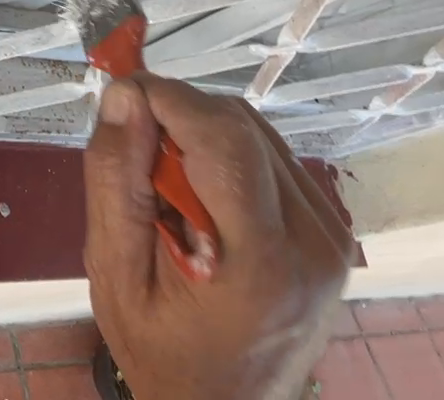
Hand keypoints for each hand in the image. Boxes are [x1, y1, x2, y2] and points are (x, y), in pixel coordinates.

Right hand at [84, 74, 354, 399]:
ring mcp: (331, 235)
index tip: (120, 94)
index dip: (168, 98)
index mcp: (261, 263)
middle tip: (130, 144)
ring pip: (255, 130)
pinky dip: (223, 149)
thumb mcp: (113, 271)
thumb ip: (116, 179)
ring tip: (161, 174)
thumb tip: (123, 96)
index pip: (223, 141)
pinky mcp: (330, 229)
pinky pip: (269, 153)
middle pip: (239, 127)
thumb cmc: (160, 349)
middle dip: (176, 114)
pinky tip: (196, 186)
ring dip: (198, 129)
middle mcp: (312, 242)